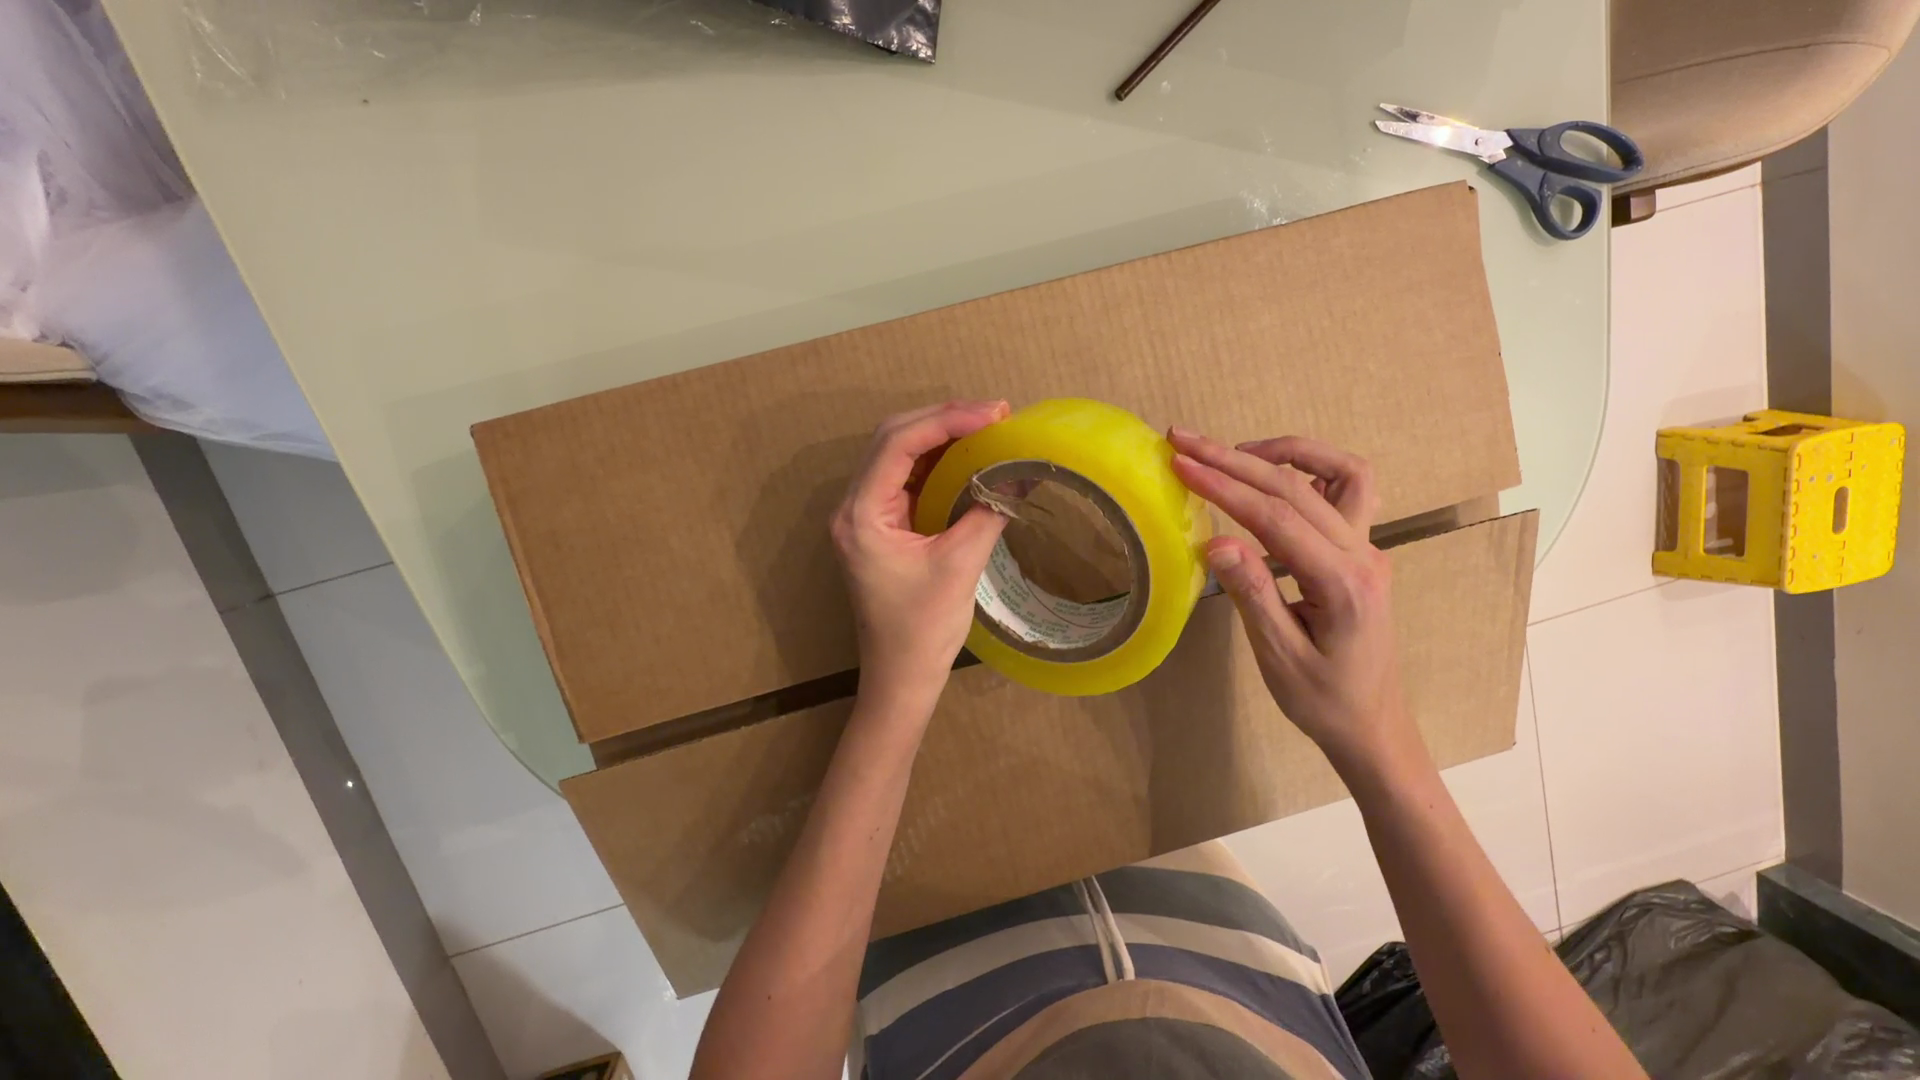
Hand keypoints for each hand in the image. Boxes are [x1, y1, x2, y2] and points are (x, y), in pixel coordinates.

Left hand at [832, 401, 1010, 704]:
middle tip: (995, 415)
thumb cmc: (922, 630)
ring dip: (941, 437)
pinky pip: (907, 479)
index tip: (992, 414)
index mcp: (862, 514)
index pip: (897, 444)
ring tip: (988, 427)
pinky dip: (938, 462)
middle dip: (943, 420)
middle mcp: (854, 507)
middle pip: (893, 440)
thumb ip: (988, 512)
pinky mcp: (882, 526)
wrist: (900, 676)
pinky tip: (970, 456)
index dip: (946, 420)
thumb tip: (1024, 470)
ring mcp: (866, 516)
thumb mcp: (960, 566)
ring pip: (898, 455)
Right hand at [1166, 430, 1416, 772]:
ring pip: (1339, 473)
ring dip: (1286, 453)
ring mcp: (1368, 549)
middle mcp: (1363, 555)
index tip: (1182, 463)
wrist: (1372, 725)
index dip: (1225, 486)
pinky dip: (1311, 471)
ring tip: (1235, 452)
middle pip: (1299, 486)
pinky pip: (1347, 492)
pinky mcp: (1361, 552)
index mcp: (1342, 584)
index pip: (1277, 517)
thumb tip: (1215, 541)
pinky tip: (1273, 478)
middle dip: (1236, 459)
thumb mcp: (1279, 658)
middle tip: (1185, 441)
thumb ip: (1252, 595)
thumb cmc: (1322, 701)